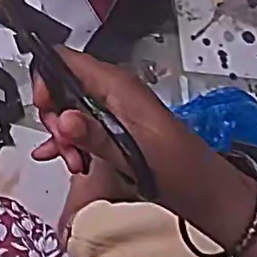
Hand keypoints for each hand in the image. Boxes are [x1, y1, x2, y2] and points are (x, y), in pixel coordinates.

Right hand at [29, 48, 253, 231]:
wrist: (211, 197)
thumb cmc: (185, 172)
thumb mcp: (135, 156)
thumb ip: (95, 136)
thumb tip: (64, 120)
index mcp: (119, 86)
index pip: (65, 60)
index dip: (46, 79)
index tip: (46, 109)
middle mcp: (113, 91)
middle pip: (61, 85)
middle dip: (54, 115)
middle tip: (63, 141)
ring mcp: (113, 108)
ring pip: (67, 107)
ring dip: (62, 134)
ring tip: (73, 158)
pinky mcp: (113, 124)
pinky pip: (79, 123)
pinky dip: (70, 140)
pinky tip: (68, 156)